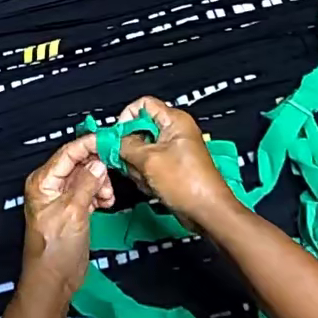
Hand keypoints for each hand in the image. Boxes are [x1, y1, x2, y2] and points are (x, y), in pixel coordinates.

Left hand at [20, 134, 114, 299]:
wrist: (53, 281)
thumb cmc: (56, 249)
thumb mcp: (73, 212)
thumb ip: (86, 184)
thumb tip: (99, 163)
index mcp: (43, 181)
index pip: (68, 152)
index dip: (89, 144)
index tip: (110, 140)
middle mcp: (50, 184)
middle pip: (78, 162)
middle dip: (98, 167)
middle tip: (112, 175)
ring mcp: (61, 196)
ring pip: (86, 176)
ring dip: (100, 182)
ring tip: (107, 198)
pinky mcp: (72, 208)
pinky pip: (88, 190)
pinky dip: (99, 193)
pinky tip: (105, 202)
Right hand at [115, 97, 241, 231]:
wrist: (207, 212)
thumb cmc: (186, 183)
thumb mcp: (148, 160)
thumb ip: (125, 145)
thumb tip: (111, 141)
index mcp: (174, 120)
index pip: (142, 105)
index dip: (127, 118)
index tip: (117, 137)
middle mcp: (174, 131)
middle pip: (139, 128)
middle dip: (131, 148)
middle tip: (130, 162)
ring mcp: (172, 149)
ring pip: (141, 149)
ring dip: (137, 166)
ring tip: (146, 179)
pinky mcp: (171, 166)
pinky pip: (149, 164)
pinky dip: (145, 175)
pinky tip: (152, 186)